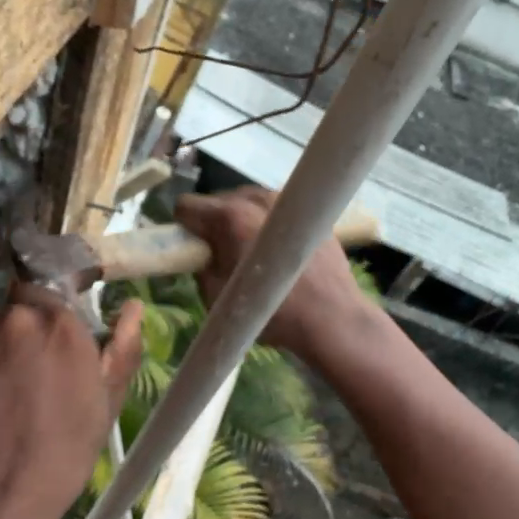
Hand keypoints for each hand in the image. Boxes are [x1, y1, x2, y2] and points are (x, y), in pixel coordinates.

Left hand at [0, 283, 143, 518]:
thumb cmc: (58, 460)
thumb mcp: (104, 409)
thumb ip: (121, 350)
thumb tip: (132, 306)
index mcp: (60, 326)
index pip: (52, 292)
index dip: (51, 318)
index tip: (53, 345)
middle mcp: (13, 318)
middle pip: (18, 310)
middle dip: (23, 334)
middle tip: (27, 376)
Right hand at [174, 187, 377, 361]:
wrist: (333, 320)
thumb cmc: (272, 313)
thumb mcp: (216, 297)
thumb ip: (201, 269)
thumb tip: (202, 256)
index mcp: (228, 216)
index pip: (187, 205)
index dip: (185, 227)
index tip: (194, 246)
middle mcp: (256, 198)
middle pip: (220, 201)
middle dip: (216, 223)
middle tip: (225, 253)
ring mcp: (287, 202)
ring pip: (250, 202)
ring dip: (244, 220)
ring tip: (255, 251)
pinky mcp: (310, 212)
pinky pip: (277, 211)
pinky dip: (271, 224)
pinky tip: (281, 251)